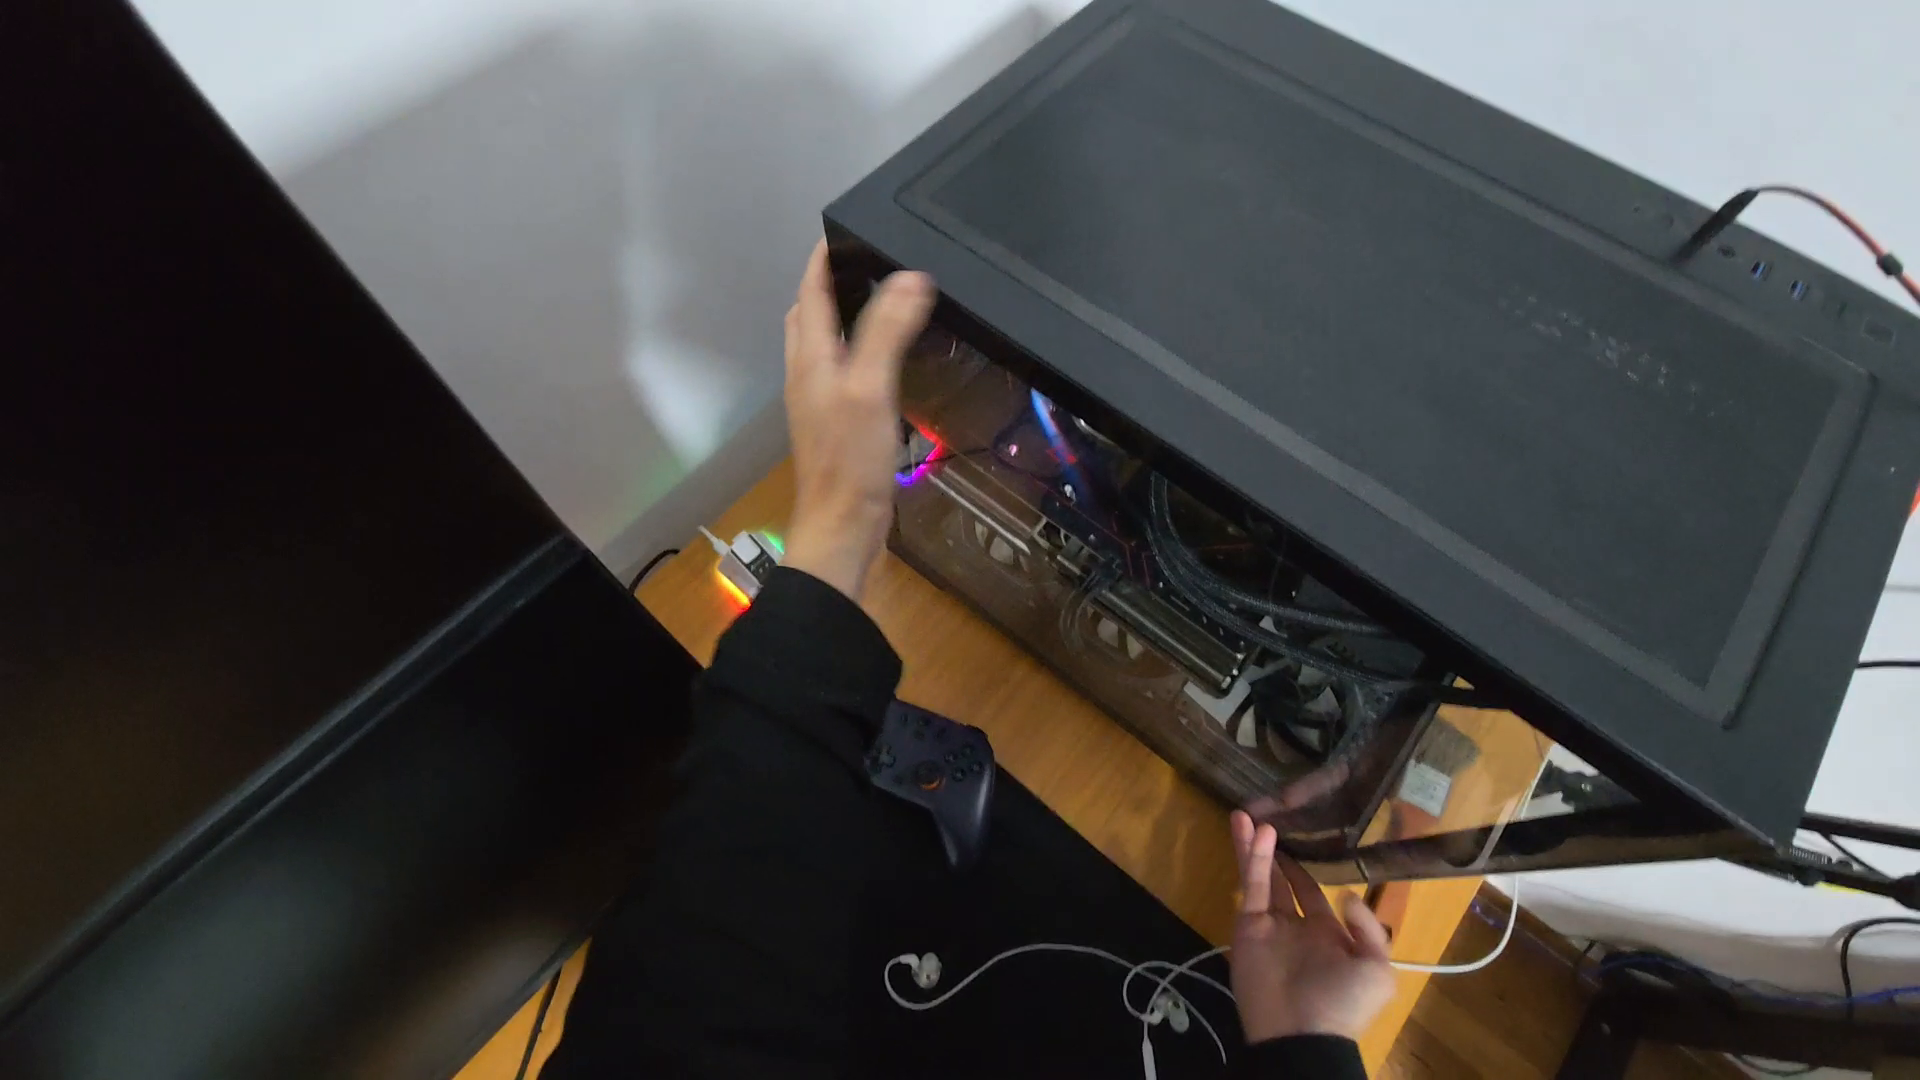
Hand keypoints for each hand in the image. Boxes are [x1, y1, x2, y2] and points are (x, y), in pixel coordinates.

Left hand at [781, 240, 935, 599]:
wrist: (842, 526)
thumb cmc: (851, 460)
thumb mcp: (870, 387)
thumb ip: (886, 331)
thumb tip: (911, 277)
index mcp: (809, 359)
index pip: (810, 291)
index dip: (826, 257)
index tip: (850, 227)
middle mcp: (808, 375)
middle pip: (810, 316)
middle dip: (831, 284)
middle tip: (869, 263)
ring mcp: (821, 402)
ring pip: (826, 345)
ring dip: (845, 317)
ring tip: (882, 300)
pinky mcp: (838, 424)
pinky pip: (845, 373)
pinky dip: (860, 352)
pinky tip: (886, 359)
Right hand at [1227, 810, 1394, 1044]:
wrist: (1300, 1032)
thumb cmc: (1343, 1001)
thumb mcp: (1377, 971)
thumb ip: (1368, 930)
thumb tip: (1345, 895)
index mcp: (1327, 936)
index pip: (1315, 895)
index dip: (1308, 872)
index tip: (1303, 842)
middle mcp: (1296, 925)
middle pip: (1282, 881)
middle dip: (1276, 854)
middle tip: (1268, 821)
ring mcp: (1269, 923)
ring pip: (1262, 876)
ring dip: (1256, 846)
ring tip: (1249, 814)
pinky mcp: (1248, 922)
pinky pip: (1251, 884)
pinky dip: (1252, 857)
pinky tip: (1251, 830)